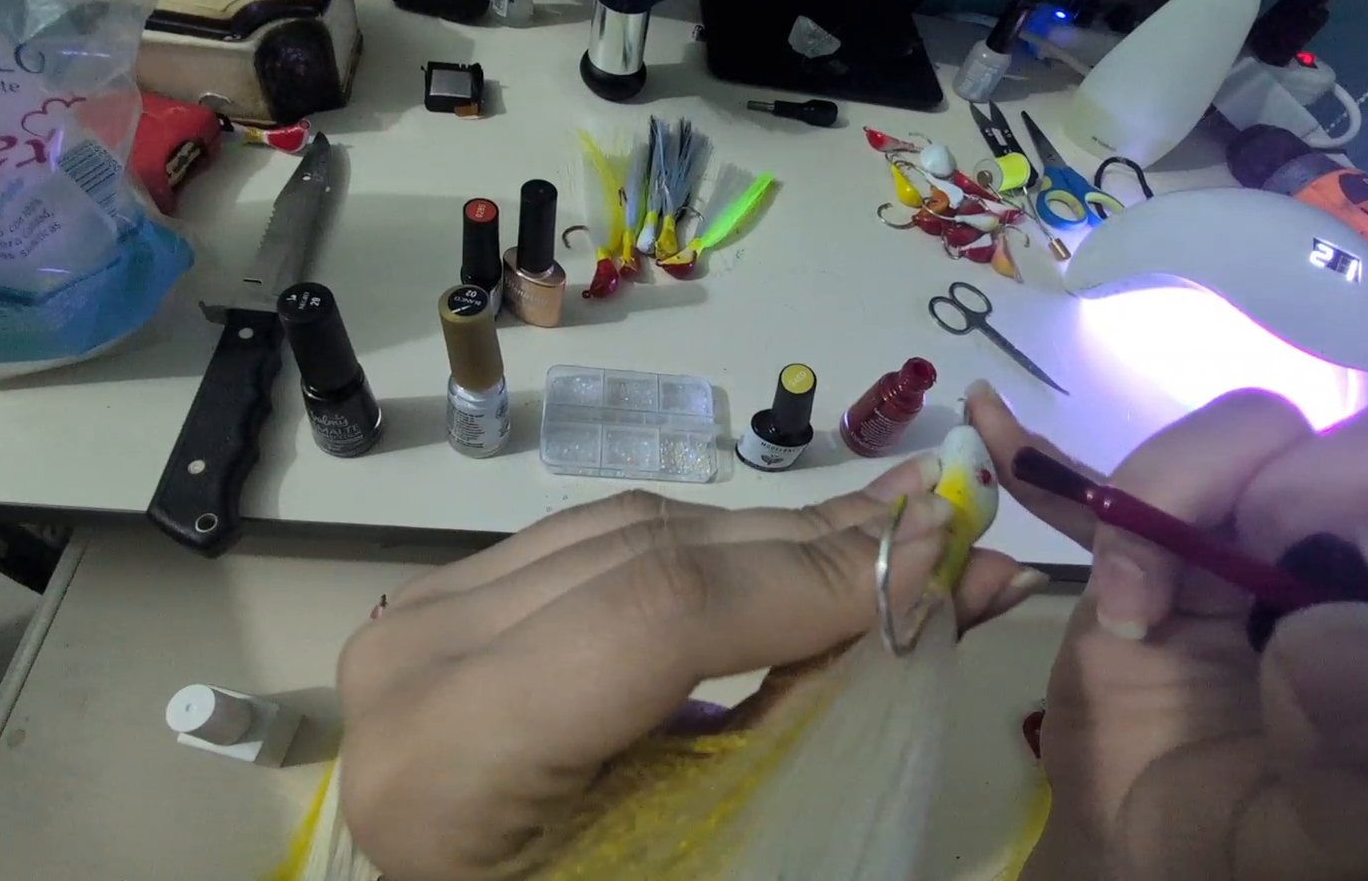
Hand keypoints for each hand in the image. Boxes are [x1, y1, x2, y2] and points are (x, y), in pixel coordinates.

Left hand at [335, 459, 1045, 880]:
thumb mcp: (679, 860)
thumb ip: (795, 734)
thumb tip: (938, 613)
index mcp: (454, 751)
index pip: (658, 613)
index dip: (808, 577)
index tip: (939, 557)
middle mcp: (428, 647)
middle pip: (651, 552)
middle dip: (812, 540)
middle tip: (932, 521)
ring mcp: (433, 601)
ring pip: (631, 526)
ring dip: (765, 529)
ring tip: (871, 524)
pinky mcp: (456, 588)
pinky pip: (600, 535)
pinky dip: (701, 538)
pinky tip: (766, 538)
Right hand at [967, 380, 1367, 880]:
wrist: (1155, 859)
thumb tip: (1343, 626)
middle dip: (1310, 495)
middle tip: (1240, 578)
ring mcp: (1279, 539)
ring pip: (1255, 434)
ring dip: (1172, 489)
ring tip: (1128, 596)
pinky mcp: (1175, 534)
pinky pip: (1125, 468)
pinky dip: (1055, 450)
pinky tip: (993, 423)